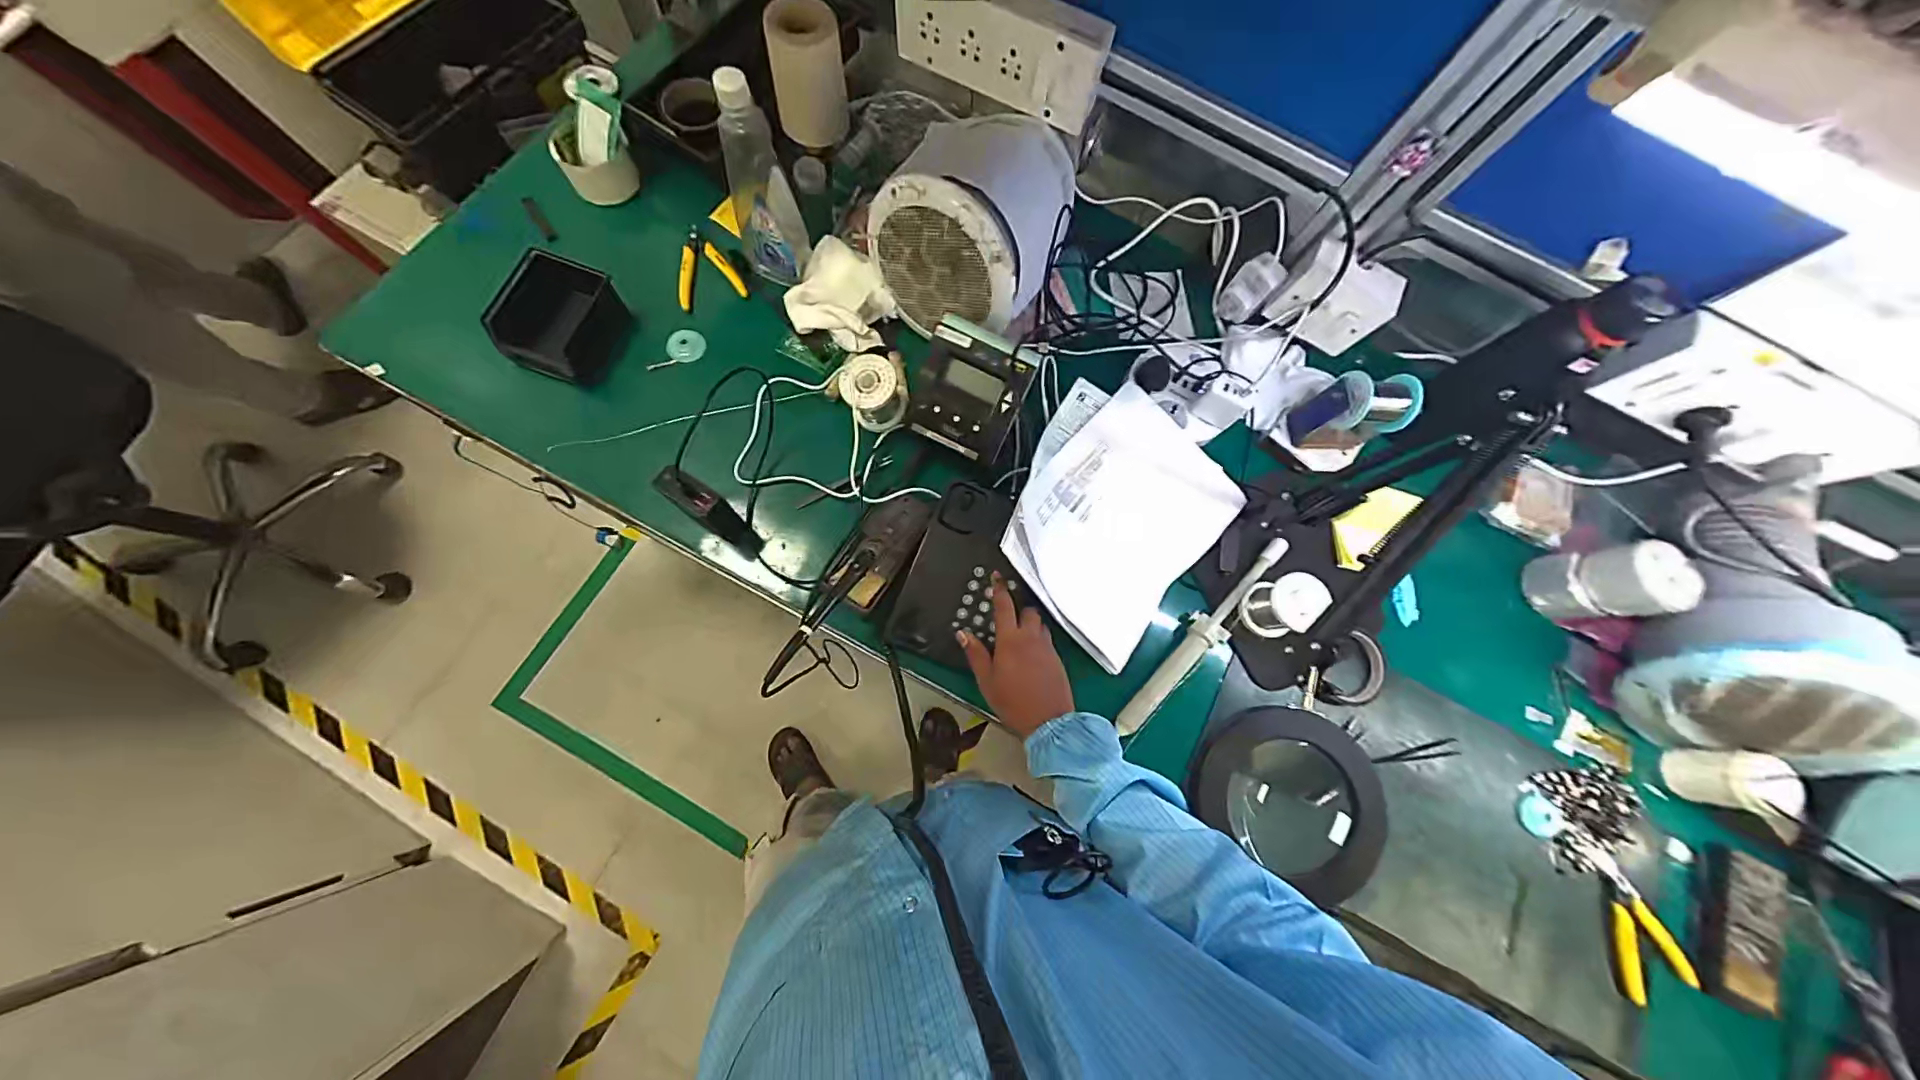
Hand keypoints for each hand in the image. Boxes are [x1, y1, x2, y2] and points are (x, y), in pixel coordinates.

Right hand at [958, 573, 1073, 738]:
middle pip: (1027, 610)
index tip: (997, 578)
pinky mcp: (1057, 658)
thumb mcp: (986, 680)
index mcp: (1011, 640)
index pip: (1004, 606)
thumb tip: (964, 635)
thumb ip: (975, 653)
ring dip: (1029, 622)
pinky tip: (1031, 651)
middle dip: (1018, 608)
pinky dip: (1038, 638)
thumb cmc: (1014, 702)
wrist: (1049, 722)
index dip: (1000, 589)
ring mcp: (1047, 647)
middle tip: (1007, 612)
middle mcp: (1031, 638)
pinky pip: (1047, 639)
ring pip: (1039, 624)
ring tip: (1019, 633)